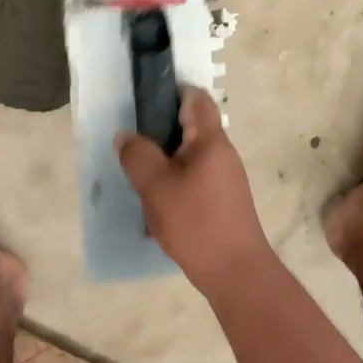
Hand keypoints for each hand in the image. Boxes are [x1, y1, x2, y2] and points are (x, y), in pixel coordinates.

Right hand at [117, 87, 273, 287]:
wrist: (236, 272)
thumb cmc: (197, 223)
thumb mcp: (156, 187)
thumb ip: (138, 156)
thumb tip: (125, 136)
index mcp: (211, 141)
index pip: (196, 98)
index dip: (171, 90)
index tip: (142, 99)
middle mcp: (222, 153)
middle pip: (190, 128)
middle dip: (159, 131)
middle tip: (130, 142)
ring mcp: (226, 178)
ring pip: (189, 157)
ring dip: (164, 161)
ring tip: (137, 175)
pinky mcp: (223, 200)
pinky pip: (194, 179)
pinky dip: (174, 183)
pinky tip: (156, 203)